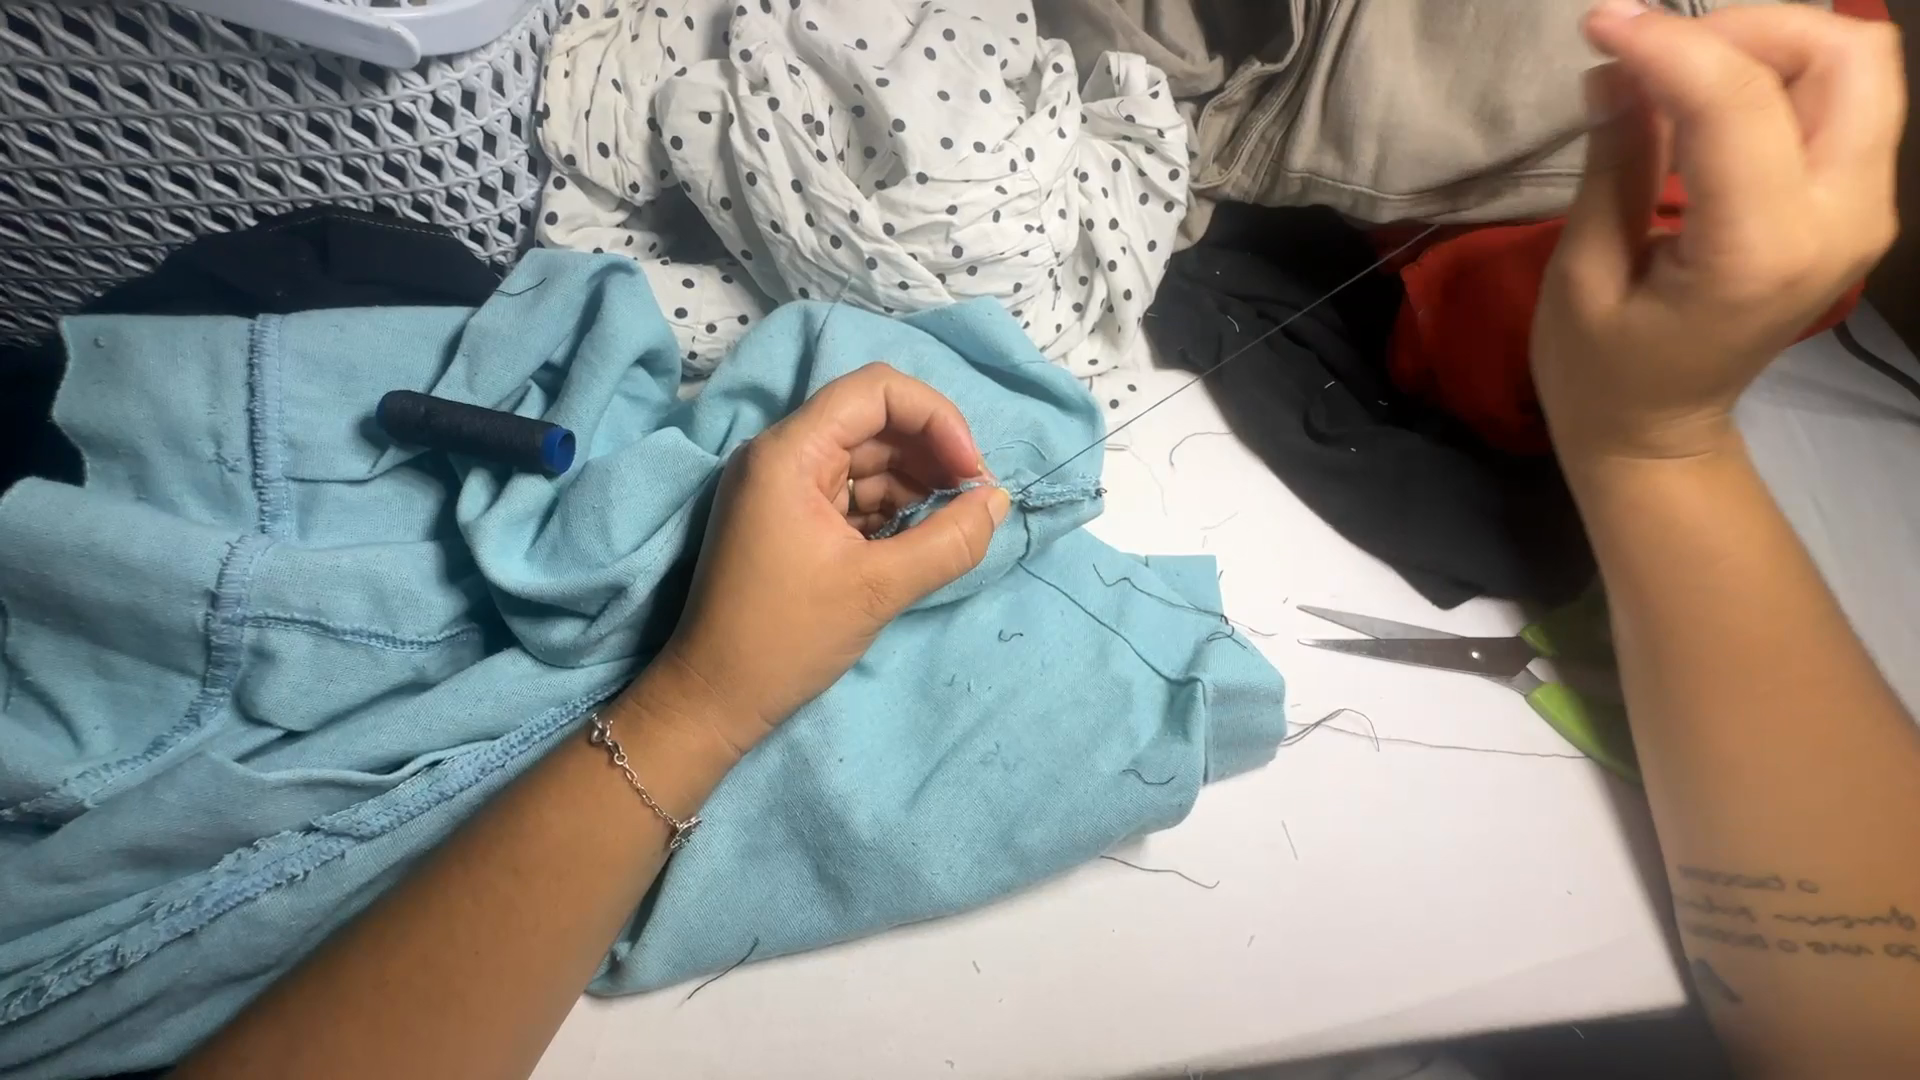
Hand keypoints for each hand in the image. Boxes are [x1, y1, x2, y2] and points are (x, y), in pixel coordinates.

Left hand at [634, 363, 1010, 757]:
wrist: (715, 699)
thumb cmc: (786, 639)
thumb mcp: (878, 589)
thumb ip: (949, 541)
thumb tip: (998, 501)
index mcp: (790, 453)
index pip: (876, 391)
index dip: (936, 418)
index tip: (971, 471)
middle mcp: (785, 456)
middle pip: (876, 422)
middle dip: (934, 453)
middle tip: (975, 500)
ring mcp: (787, 487)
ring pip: (870, 459)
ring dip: (919, 483)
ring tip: (956, 522)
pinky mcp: (795, 518)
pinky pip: (856, 493)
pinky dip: (895, 508)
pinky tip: (924, 535)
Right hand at [1531, 1, 1903, 464]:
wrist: (1653, 431)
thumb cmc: (1597, 373)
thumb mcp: (1581, 279)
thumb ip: (1614, 172)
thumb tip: (1613, 78)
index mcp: (1759, 250)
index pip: (1738, 106)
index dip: (1668, 47)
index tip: (1600, 23)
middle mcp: (1844, 215)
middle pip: (1843, 56)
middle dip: (1740, 27)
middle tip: (1646, 46)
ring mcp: (1866, 207)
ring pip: (1856, 67)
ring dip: (1765, 43)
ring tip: (1669, 65)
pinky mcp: (1856, 203)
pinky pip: (1839, 105)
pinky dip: (1773, 77)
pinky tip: (1700, 96)